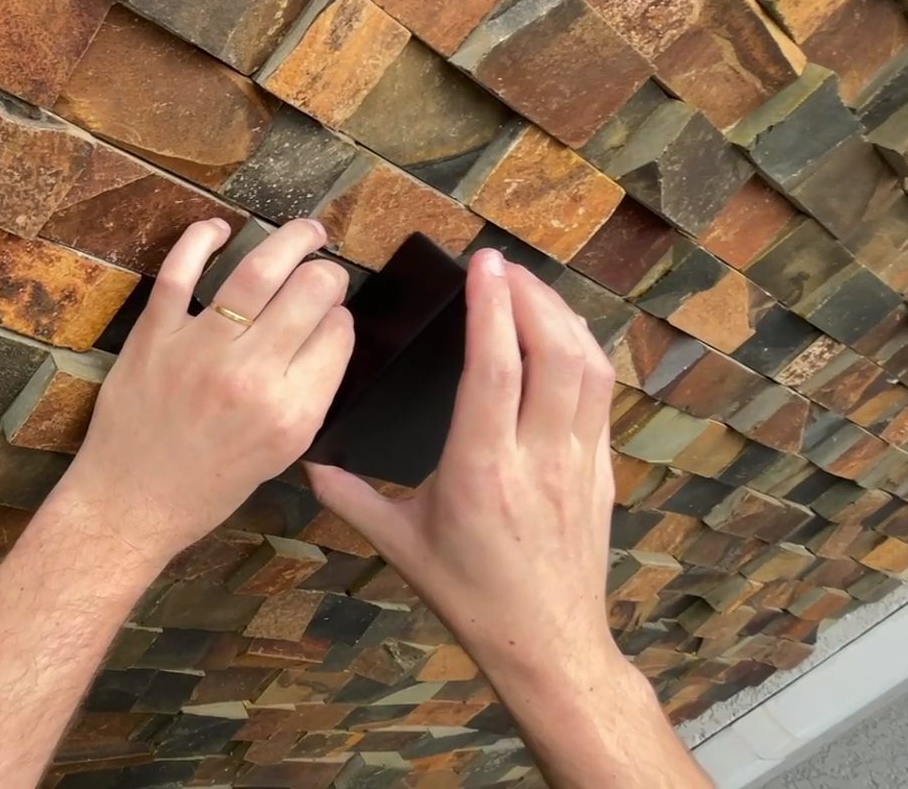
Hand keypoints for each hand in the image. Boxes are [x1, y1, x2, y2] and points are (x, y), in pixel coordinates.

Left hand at [55, 218, 355, 566]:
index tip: (330, 311)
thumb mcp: (278, 452)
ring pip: (257, 272)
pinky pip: (178, 271)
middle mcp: (250, 376)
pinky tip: (219, 229)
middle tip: (322, 267)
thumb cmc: (207, 485)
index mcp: (291, 412)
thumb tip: (328, 328)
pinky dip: (200, 239)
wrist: (131, 500)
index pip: (338, 333)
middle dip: (327, 271)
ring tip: (304, 229)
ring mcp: (198, 349)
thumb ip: (309, 392)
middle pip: (310, 293)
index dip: (340, 314)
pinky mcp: (154, 334)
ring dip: (289, 239)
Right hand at [305, 251, 621, 683]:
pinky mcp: (600, 471)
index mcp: (481, 469)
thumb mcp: (397, 543)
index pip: (495, 372)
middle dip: (532, 298)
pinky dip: (583, 350)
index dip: (493, 311)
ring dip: (563, 317)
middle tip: (502, 263)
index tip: (484, 265)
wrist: (547, 644)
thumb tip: (306, 463)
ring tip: (531, 285)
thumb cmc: (468, 592)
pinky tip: (563, 333)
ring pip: (589, 371)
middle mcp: (538, 457)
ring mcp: (579, 462)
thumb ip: (349, 496)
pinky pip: (601, 396)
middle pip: (554, 356)